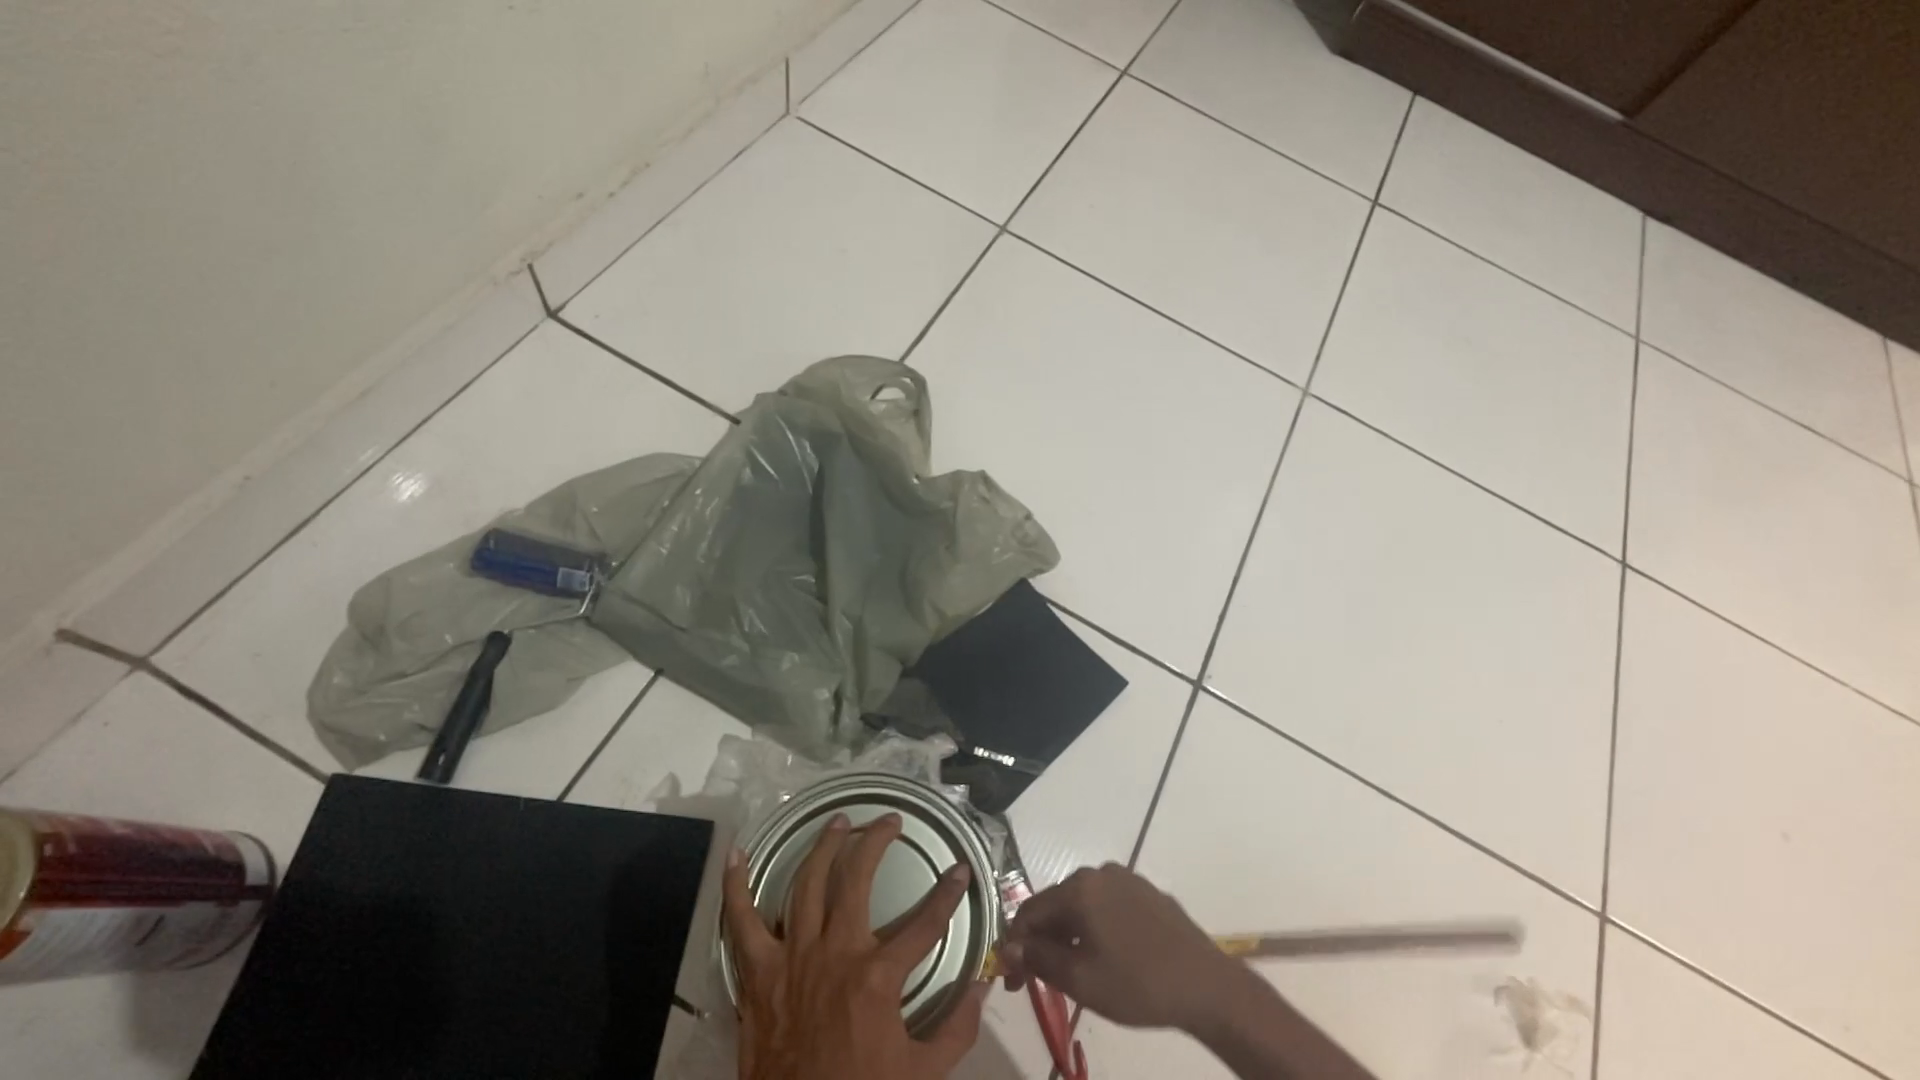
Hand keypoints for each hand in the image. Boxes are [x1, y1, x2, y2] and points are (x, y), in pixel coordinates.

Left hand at [723, 812, 988, 1079]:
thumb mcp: (923, 1072)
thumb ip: (957, 1028)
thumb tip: (982, 987)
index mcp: (878, 977)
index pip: (926, 924)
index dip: (949, 895)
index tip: (961, 870)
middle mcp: (836, 952)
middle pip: (857, 881)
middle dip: (875, 844)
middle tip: (889, 821)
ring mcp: (793, 956)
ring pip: (807, 885)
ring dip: (823, 848)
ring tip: (837, 823)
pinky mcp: (758, 970)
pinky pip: (742, 920)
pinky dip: (736, 886)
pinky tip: (737, 856)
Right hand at [999, 863, 1243, 1033]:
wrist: (1207, 987)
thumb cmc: (1138, 984)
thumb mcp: (1080, 979)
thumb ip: (1038, 959)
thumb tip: (1009, 947)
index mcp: (1079, 888)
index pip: (1029, 912)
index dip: (1015, 946)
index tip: (1012, 980)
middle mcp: (1100, 873)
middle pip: (1056, 906)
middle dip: (1042, 941)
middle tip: (1038, 980)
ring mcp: (1128, 880)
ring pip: (1083, 907)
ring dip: (1069, 936)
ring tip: (1072, 971)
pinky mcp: (1149, 894)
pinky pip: (1108, 907)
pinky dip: (1096, 930)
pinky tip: (1106, 957)